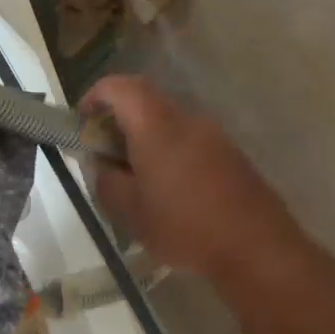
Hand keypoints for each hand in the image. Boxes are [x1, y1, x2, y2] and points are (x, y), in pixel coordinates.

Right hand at [84, 76, 312, 288]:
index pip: (123, 87)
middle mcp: (187, 122)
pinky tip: (159, 188)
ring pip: (165, 122)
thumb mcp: (127, 211)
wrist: (253, 246)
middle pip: (145, 102)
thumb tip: (99, 161)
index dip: (96, 95)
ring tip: (127, 177)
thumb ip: (105, 179)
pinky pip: (185, 139)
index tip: (81, 122)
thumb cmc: (182, 227)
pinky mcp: (226, 153)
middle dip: (116, 121)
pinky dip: (162, 151)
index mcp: (158, 129)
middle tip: (99, 156)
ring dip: (139, 139)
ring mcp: (212, 135)